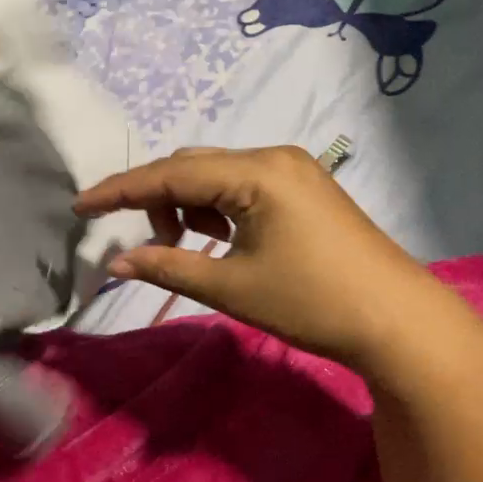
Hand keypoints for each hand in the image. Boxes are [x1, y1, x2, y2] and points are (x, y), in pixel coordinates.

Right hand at [74, 145, 449, 370]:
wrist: (402, 324)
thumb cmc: (313, 303)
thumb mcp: (230, 286)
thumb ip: (167, 266)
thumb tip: (116, 263)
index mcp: (256, 173)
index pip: (170, 173)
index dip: (120, 190)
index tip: (80, 206)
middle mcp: (273, 157)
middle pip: (190, 166)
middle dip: (155, 199)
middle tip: (138, 239)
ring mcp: (292, 170)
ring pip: (214, 174)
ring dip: (185, 204)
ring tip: (183, 246)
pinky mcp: (302, 188)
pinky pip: (239, 184)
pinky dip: (214, 207)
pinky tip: (214, 237)